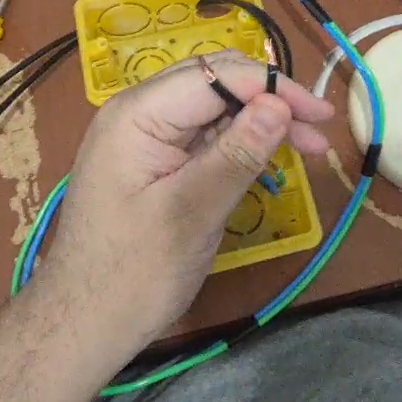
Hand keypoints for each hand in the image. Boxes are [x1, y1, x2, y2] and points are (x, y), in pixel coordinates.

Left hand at [34, 52, 334, 355]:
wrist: (82, 325)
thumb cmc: (132, 274)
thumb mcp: (191, 213)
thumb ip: (236, 155)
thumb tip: (279, 105)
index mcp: (137, 114)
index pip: (215, 76)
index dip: (272, 87)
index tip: (319, 114)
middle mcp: (138, 113)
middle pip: (214, 83)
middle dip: (269, 98)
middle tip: (317, 130)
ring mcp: (144, 137)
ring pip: (213, 107)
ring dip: (259, 120)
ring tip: (308, 144)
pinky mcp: (154, 160)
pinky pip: (203, 135)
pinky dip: (239, 142)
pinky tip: (268, 155)